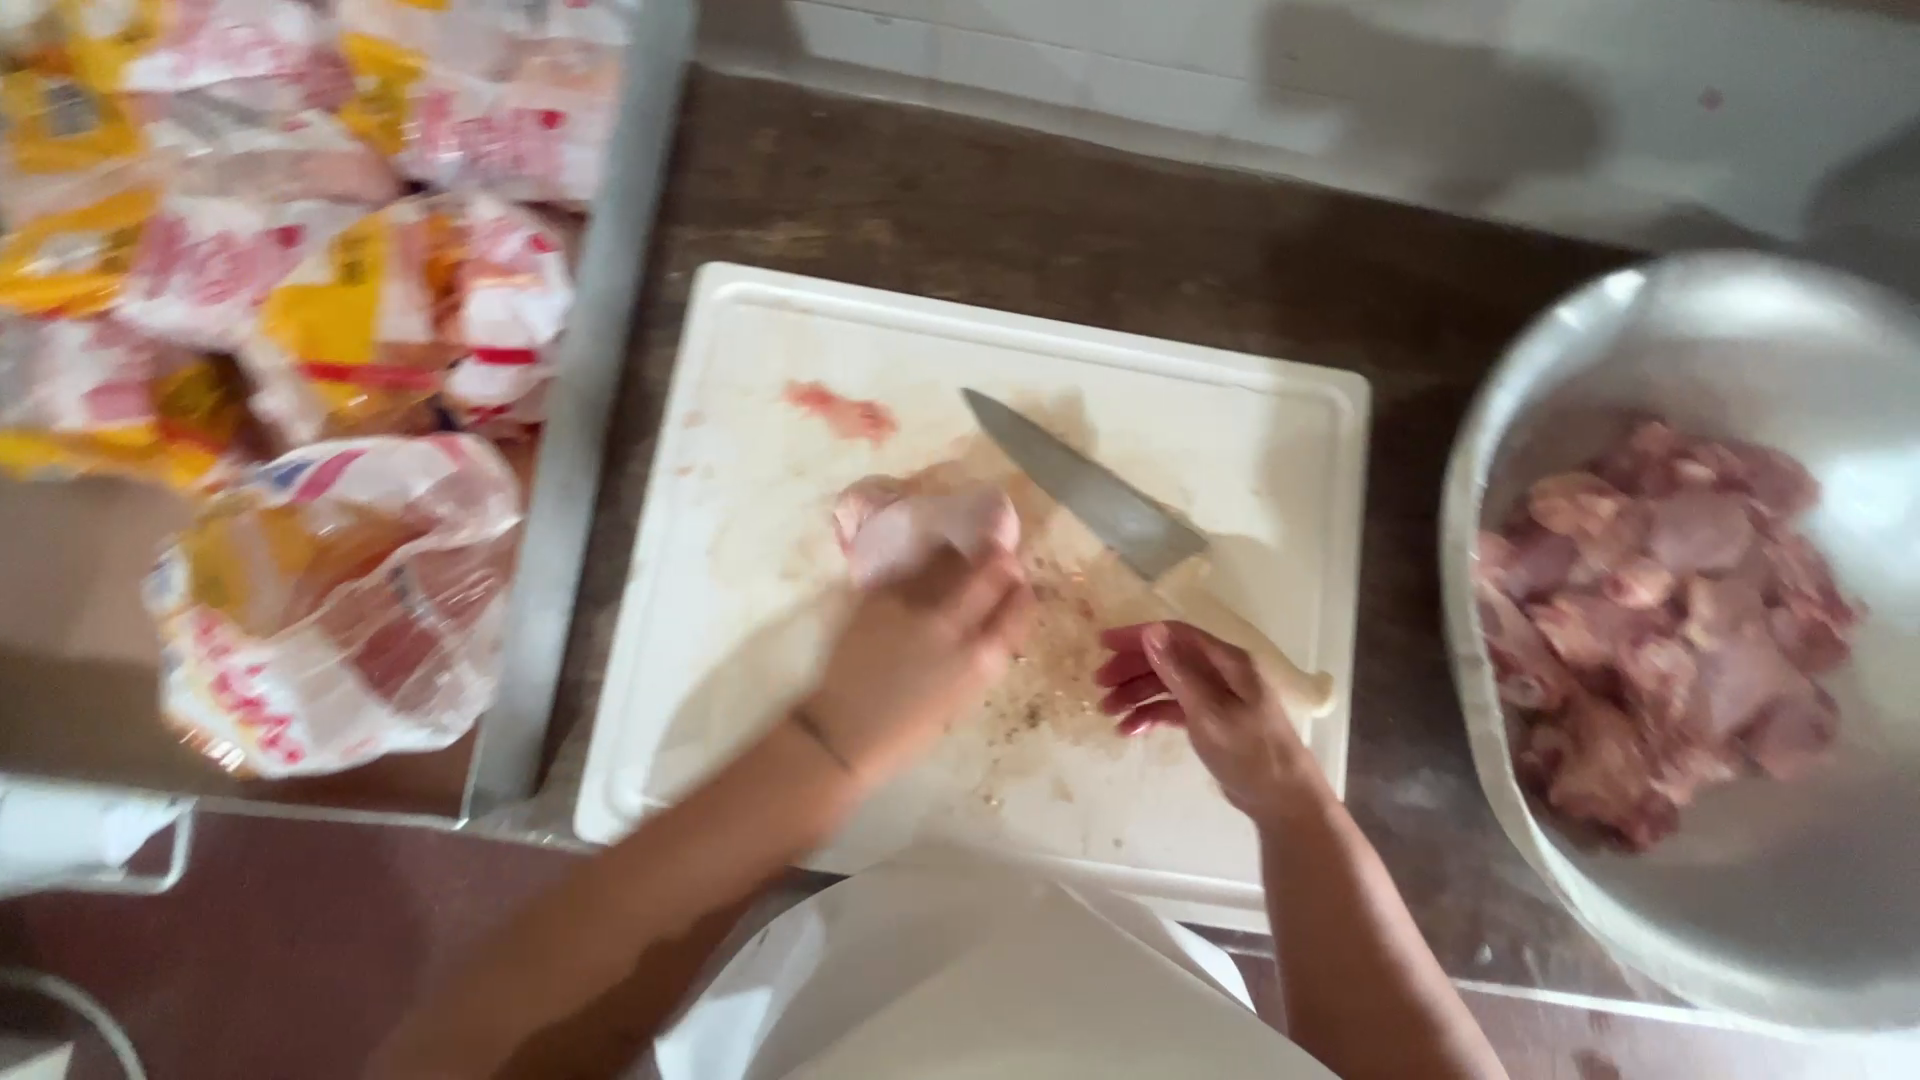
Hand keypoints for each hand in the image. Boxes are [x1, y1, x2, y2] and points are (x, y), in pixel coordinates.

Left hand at [801, 546, 1033, 785]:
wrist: (846, 731)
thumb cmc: (908, 728)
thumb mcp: (962, 697)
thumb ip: (981, 654)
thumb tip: (993, 620)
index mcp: (981, 660)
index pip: (1018, 607)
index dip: (1021, 592)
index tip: (1019, 585)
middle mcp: (952, 625)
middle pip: (991, 570)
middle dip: (1000, 558)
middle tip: (998, 553)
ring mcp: (914, 605)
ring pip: (950, 557)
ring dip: (960, 557)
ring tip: (957, 562)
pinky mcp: (881, 595)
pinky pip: (912, 568)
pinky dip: (923, 568)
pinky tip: (920, 579)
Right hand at [1094, 621, 1327, 818]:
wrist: (1283, 800)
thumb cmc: (1250, 751)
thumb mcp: (1210, 711)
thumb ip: (1178, 671)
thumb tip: (1151, 632)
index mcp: (1226, 661)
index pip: (1174, 635)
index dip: (1138, 636)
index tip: (1103, 644)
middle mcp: (1220, 673)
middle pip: (1167, 659)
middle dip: (1131, 669)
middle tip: (1100, 685)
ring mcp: (1215, 697)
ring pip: (1166, 685)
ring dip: (1136, 695)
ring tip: (1107, 712)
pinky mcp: (1210, 721)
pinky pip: (1173, 709)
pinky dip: (1150, 716)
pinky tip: (1129, 730)